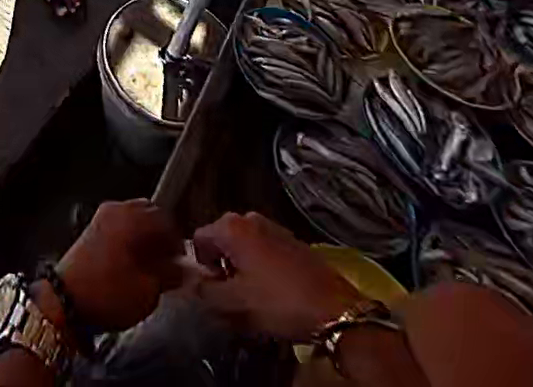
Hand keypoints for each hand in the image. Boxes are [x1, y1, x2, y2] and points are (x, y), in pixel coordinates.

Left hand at [53, 199, 182, 331]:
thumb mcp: (149, 287)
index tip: (183, 261)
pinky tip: (136, 261)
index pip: (164, 217)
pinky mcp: (93, 229)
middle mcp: (114, 210)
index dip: (177, 240)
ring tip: (154, 264)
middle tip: (171, 261)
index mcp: (129, 218)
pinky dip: (132, 237)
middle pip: (148, 212)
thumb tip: (183, 268)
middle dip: (162, 234)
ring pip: (133, 217)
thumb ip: (171, 273)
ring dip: (147, 235)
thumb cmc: (110, 291)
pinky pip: (120, 225)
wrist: (67, 297)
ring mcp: (101, 217)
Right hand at [188, 212, 360, 340]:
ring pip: (245, 245)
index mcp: (230, 227)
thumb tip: (191, 282)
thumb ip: (205, 290)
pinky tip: (277, 289)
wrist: (341, 314)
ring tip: (257, 293)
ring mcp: (275, 228)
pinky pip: (267, 249)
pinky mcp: (296, 242)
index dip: (202, 266)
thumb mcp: (236, 304)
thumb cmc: (281, 303)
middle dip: (223, 265)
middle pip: (222, 240)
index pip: (198, 240)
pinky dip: (265, 265)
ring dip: (245, 265)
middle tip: (234, 292)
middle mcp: (249, 219)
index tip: (215, 289)